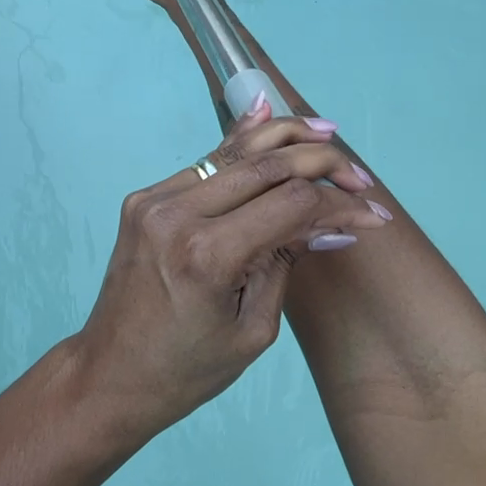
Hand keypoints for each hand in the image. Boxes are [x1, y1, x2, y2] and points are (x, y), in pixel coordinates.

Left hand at [67, 112, 389, 435]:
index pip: (290, 204)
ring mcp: (154, 199)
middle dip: (318, 162)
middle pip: (263, 166)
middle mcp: (177, 213)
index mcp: (207, 254)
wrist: (112, 371)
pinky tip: (266, 115)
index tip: (373, 216)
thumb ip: (287, 261)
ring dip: (281, 140)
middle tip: (359, 174)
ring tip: (324, 130)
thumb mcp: (253, 327)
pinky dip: (238, 144)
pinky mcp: (144, 197)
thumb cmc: (189, 367)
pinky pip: (201, 166)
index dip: (337, 205)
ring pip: (230, 155)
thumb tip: (332, 222)